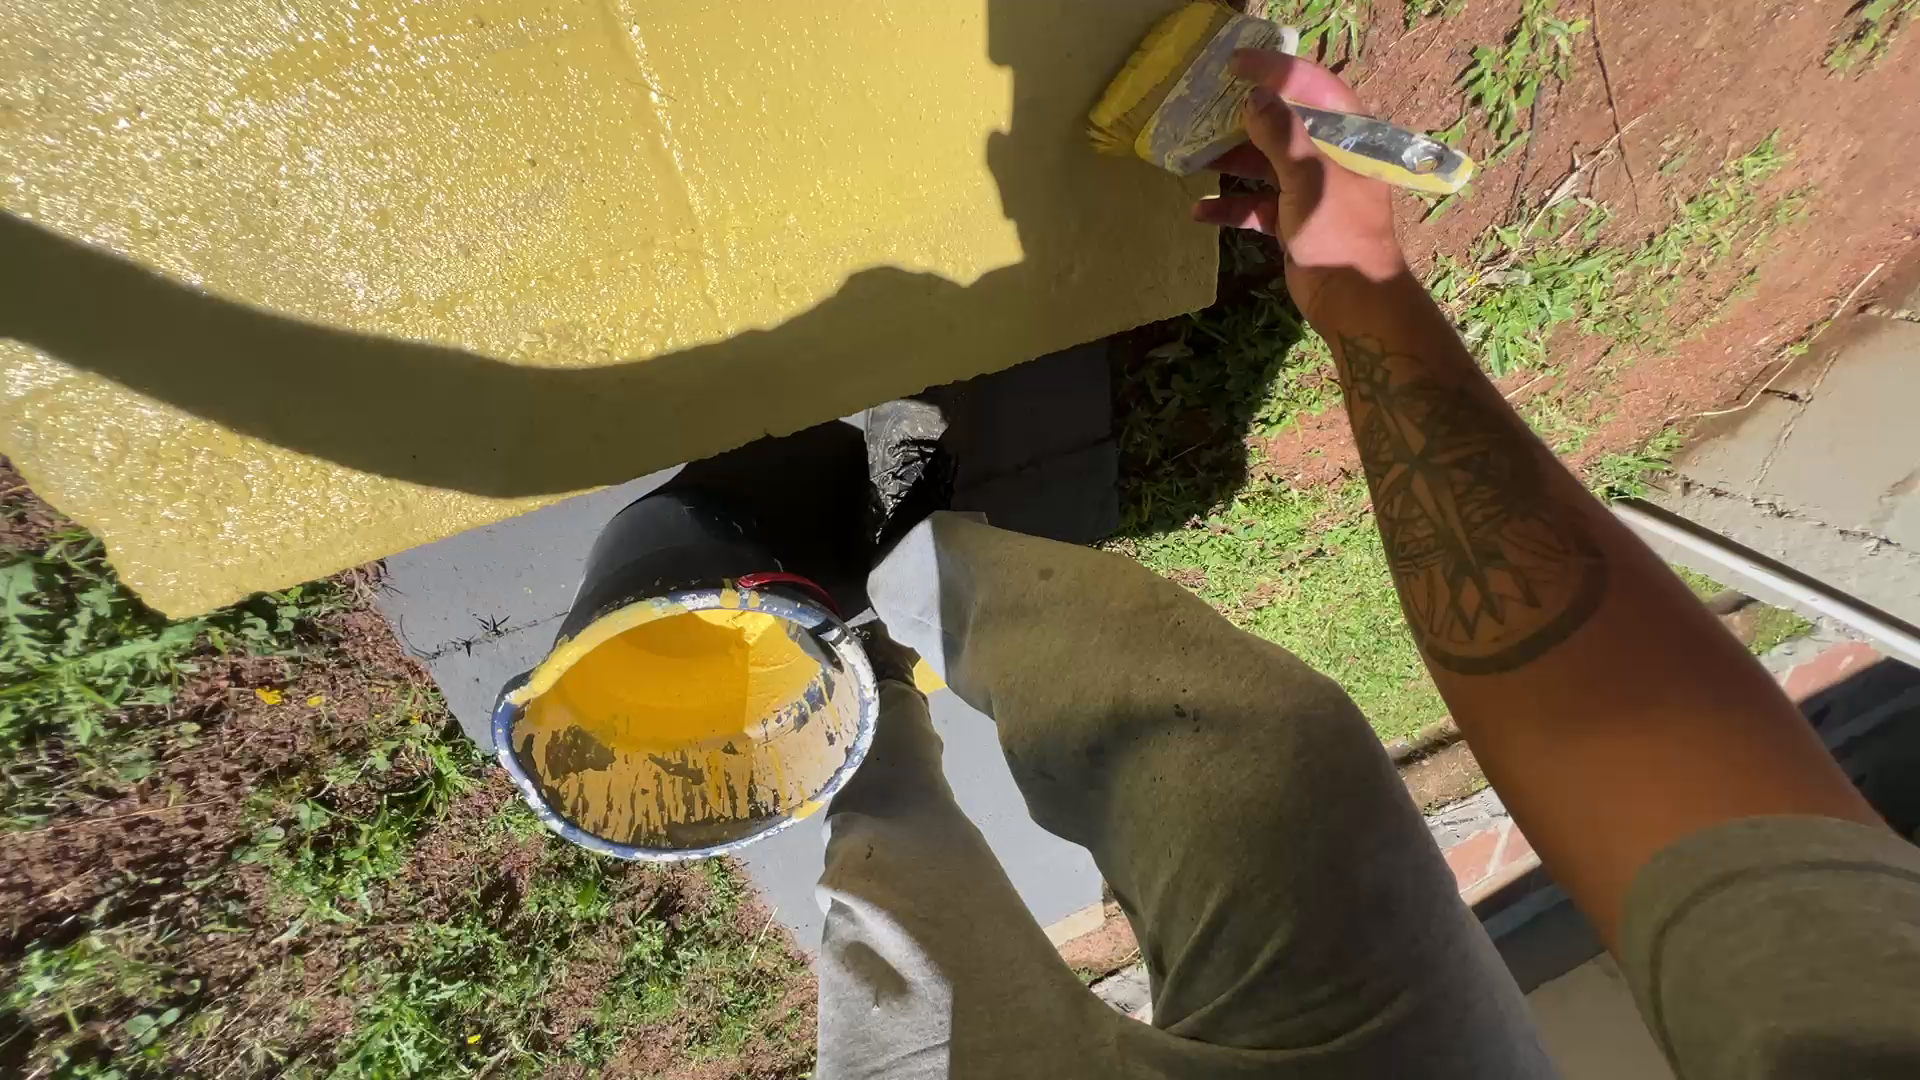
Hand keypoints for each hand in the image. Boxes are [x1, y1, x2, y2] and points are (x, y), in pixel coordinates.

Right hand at [1194, 50, 1406, 318]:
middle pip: (1281, 126)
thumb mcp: (1309, 176)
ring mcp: (1309, 189)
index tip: (1234, 65)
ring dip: (1230, 164)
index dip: (1274, 71)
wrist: (1349, 295)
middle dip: (1242, 120)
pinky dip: (1231, 207)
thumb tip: (1254, 98)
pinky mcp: (1292, 221)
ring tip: (1192, 160)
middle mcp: (1330, 155)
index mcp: (1348, 134)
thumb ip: (1281, 135)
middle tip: (1204, 111)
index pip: (1310, 87)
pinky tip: (1199, 211)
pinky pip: (1256, 206)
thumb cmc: (1337, 231)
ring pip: (1264, 166)